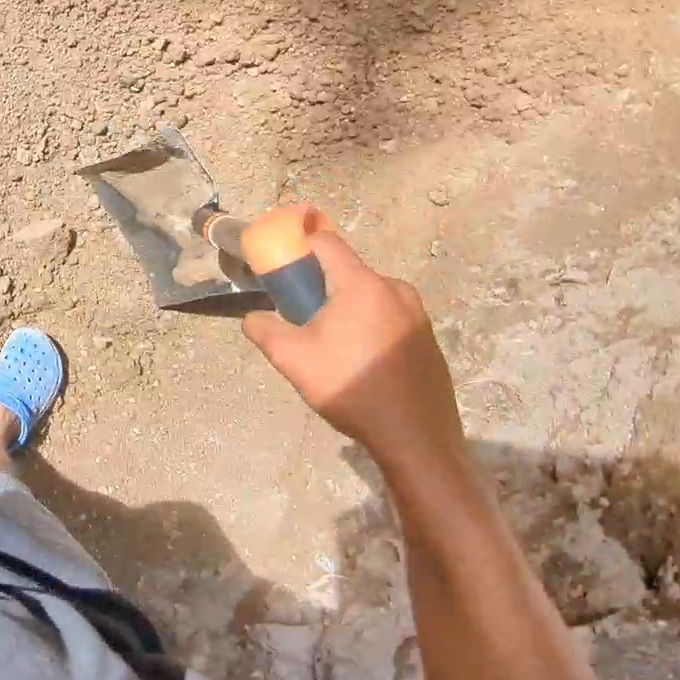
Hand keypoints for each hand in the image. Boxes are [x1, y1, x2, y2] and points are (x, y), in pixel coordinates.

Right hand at [241, 225, 465, 473]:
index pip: (325, 242)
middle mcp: (394, 290)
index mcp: (362, 285)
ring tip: (324, 344)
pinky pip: (384, 316)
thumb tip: (254, 319)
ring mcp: (416, 314)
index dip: (297, 240)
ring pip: (365, 296)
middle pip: (344, 271)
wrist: (416, 439)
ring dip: (339, 307)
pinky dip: (362, 325)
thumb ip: (262, 329)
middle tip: (295, 314)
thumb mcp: (290, 358)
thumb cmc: (350, 387)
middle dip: (315, 284)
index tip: (276, 253)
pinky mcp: (425, 338)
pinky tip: (353, 359)